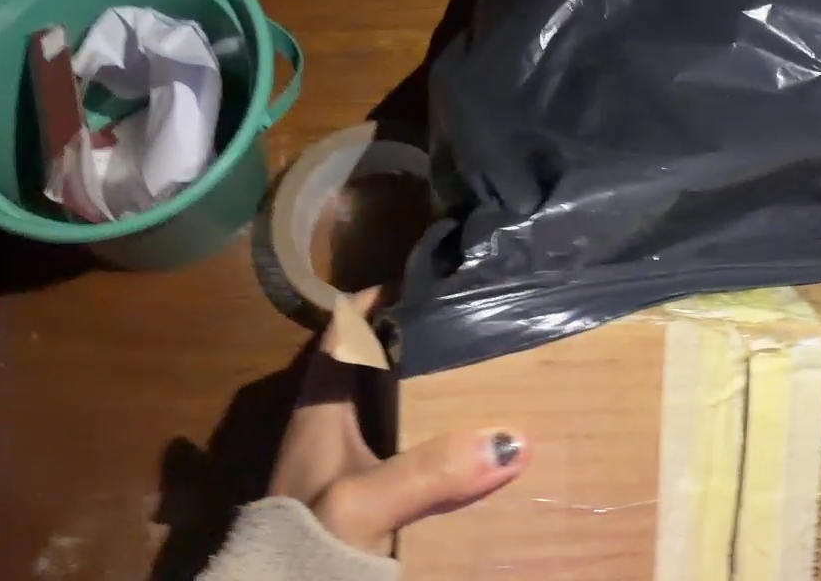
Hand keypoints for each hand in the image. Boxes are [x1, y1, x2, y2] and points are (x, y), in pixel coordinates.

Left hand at [268, 289, 528, 554]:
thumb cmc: (309, 538)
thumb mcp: (367, 500)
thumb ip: (431, 469)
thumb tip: (511, 440)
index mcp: (320, 405)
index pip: (343, 328)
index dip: (377, 298)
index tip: (424, 281)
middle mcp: (328, 422)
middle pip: (369, 359)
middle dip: (410, 337)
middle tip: (462, 320)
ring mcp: (340, 459)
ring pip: (383, 400)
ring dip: (419, 383)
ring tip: (470, 366)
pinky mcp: (355, 491)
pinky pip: (397, 440)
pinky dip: (424, 427)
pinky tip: (456, 433)